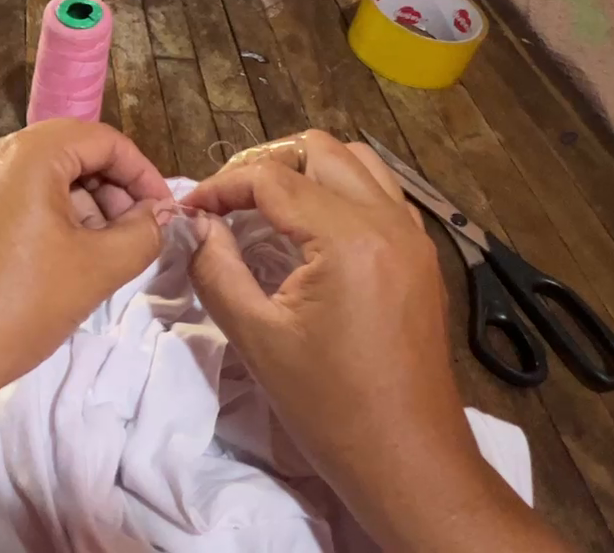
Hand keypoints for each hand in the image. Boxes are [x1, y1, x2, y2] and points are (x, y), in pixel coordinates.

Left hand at [0, 120, 175, 413]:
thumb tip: (164, 215)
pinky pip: (27, 196)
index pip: (103, 139)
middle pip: (75, 152)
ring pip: (52, 175)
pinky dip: (59, 217)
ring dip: (90, 206)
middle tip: (140, 235)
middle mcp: (0, 153)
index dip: (142, 173)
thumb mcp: (97, 268)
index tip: (166, 214)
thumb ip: (142, 232)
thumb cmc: (22, 304)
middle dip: (116, 189)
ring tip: (109, 254)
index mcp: (30, 153)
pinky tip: (73, 259)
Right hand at [185, 131, 559, 550]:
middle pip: (318, 149)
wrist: (410, 464)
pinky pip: (380, 192)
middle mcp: (388, 222)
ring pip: (356, 161)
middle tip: (230, 202)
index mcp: (348, 239)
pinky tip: (312, 229)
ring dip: (306, 170)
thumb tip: (196, 224)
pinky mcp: (421, 256)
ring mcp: (413, 237)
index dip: (222, 186)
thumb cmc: (328, 405)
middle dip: (265, 165)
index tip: (192, 211)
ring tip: (268, 206)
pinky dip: (340, 190)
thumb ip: (216, 265)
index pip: (272, 179)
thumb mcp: (254, 335)